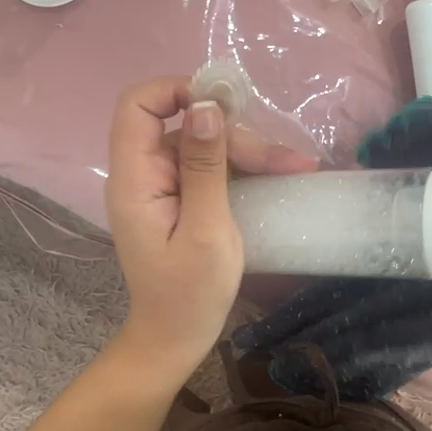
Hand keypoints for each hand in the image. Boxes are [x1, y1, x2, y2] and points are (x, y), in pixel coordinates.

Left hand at [104, 77, 316, 383]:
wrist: (176, 339)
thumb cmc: (189, 294)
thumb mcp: (207, 229)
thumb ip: (206, 167)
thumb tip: (206, 108)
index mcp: (135, 179)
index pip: (138, 107)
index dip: (176, 91)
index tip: (224, 104)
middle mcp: (143, 175)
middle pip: (185, 127)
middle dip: (235, 136)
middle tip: (286, 162)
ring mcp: (162, 188)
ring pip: (203, 146)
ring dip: (248, 153)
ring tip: (296, 167)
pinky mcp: (179, 200)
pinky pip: (209, 169)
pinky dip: (242, 170)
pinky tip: (279, 174)